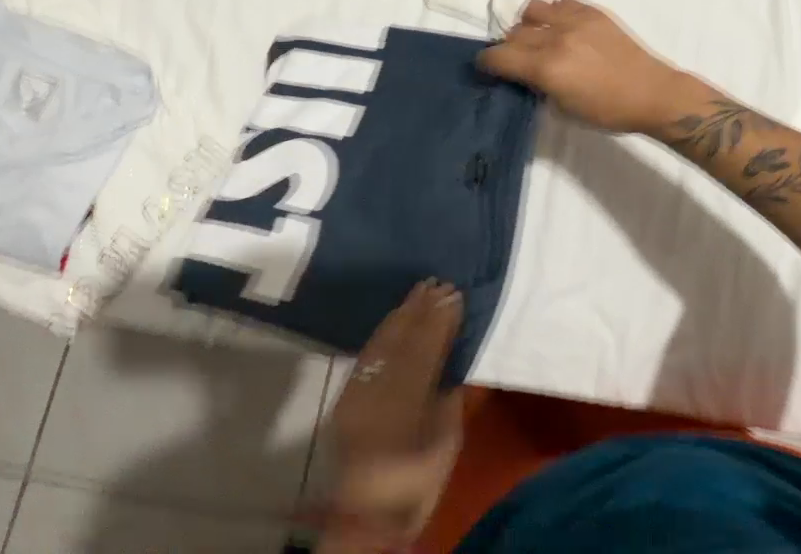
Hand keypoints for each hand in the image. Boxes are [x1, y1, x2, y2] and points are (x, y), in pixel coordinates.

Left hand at [318, 281, 464, 552]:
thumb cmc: (418, 485)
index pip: (423, 353)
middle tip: (441, 284)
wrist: (367, 517)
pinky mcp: (345, 397)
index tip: (455, 296)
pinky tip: (397, 315)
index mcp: (403, 410)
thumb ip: (446, 397)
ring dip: (403, 314)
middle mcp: (374, 397)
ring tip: (421, 290)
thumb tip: (450, 358)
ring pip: (381, 343)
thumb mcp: (444, 441)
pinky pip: (367, 354)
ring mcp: (356, 395)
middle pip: (401, 343)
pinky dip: (384, 331)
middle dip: (422, 310)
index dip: (439, 322)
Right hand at [477, 0, 696, 134]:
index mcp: (547, 68)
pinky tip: (565, 29)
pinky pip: (562, 2)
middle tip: (518, 59)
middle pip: (514, 32)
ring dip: (530, 24)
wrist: (651, 93)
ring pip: (534, 8)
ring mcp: (576, 20)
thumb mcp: (564, 108)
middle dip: (510, 47)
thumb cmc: (607, 112)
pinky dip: (556, 14)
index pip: (500, 56)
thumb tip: (524, 74)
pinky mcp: (594, 12)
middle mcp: (557, 38)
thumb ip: (538, 86)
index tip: (487, 67)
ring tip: (540, 38)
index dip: (487, 62)